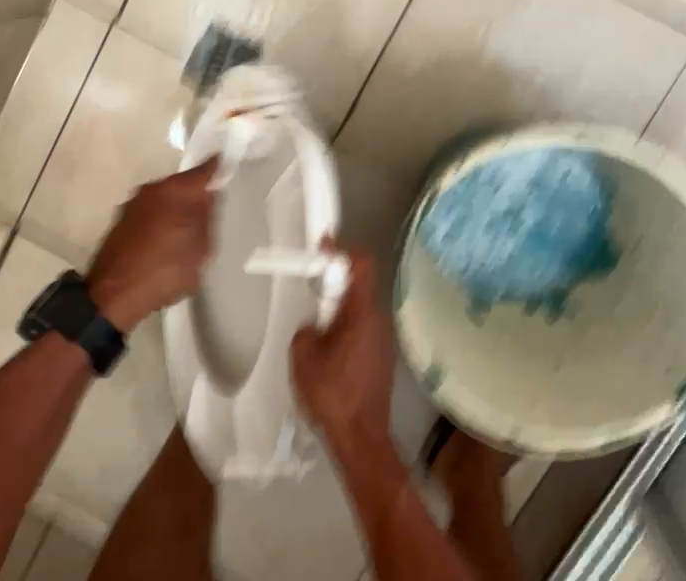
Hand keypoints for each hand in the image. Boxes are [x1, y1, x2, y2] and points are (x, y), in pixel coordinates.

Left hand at [87, 158, 217, 331]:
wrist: (114, 294)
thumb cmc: (165, 270)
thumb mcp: (201, 247)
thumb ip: (207, 216)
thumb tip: (208, 196)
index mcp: (175, 190)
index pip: (204, 169)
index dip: (218, 167)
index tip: (228, 165)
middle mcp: (151, 189)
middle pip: (182, 185)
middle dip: (195, 195)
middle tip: (210, 213)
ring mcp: (132, 204)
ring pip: (164, 200)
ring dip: (176, 210)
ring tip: (187, 234)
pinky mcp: (120, 222)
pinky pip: (150, 214)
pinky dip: (160, 222)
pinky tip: (165, 244)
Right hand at [290, 244, 394, 455]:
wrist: (361, 439)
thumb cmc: (332, 393)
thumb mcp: (303, 354)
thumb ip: (308, 328)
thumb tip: (315, 327)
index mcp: (361, 313)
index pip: (361, 265)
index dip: (340, 250)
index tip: (321, 247)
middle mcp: (378, 321)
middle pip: (358, 287)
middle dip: (333, 284)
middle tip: (311, 292)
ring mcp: (383, 341)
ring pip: (358, 311)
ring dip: (338, 311)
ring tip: (315, 331)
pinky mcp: (381, 359)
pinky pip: (360, 331)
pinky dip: (343, 331)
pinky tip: (327, 355)